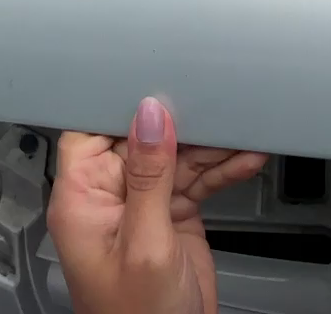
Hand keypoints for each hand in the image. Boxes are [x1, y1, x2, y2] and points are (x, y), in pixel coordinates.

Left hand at [48, 97, 267, 313]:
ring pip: (178, 154)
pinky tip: (247, 157)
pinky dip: (224, 169)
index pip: (92, 130)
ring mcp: (143, 204)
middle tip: (217, 105)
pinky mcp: (172, 213)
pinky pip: (198, 177)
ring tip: (244, 130)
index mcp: (83, 200)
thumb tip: (149, 115)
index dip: (121, 105)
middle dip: (183, 121)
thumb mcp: (146, 245)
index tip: (157, 85)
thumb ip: (149, 177)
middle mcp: (111, 196)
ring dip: (213, 145)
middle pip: (145, 137)